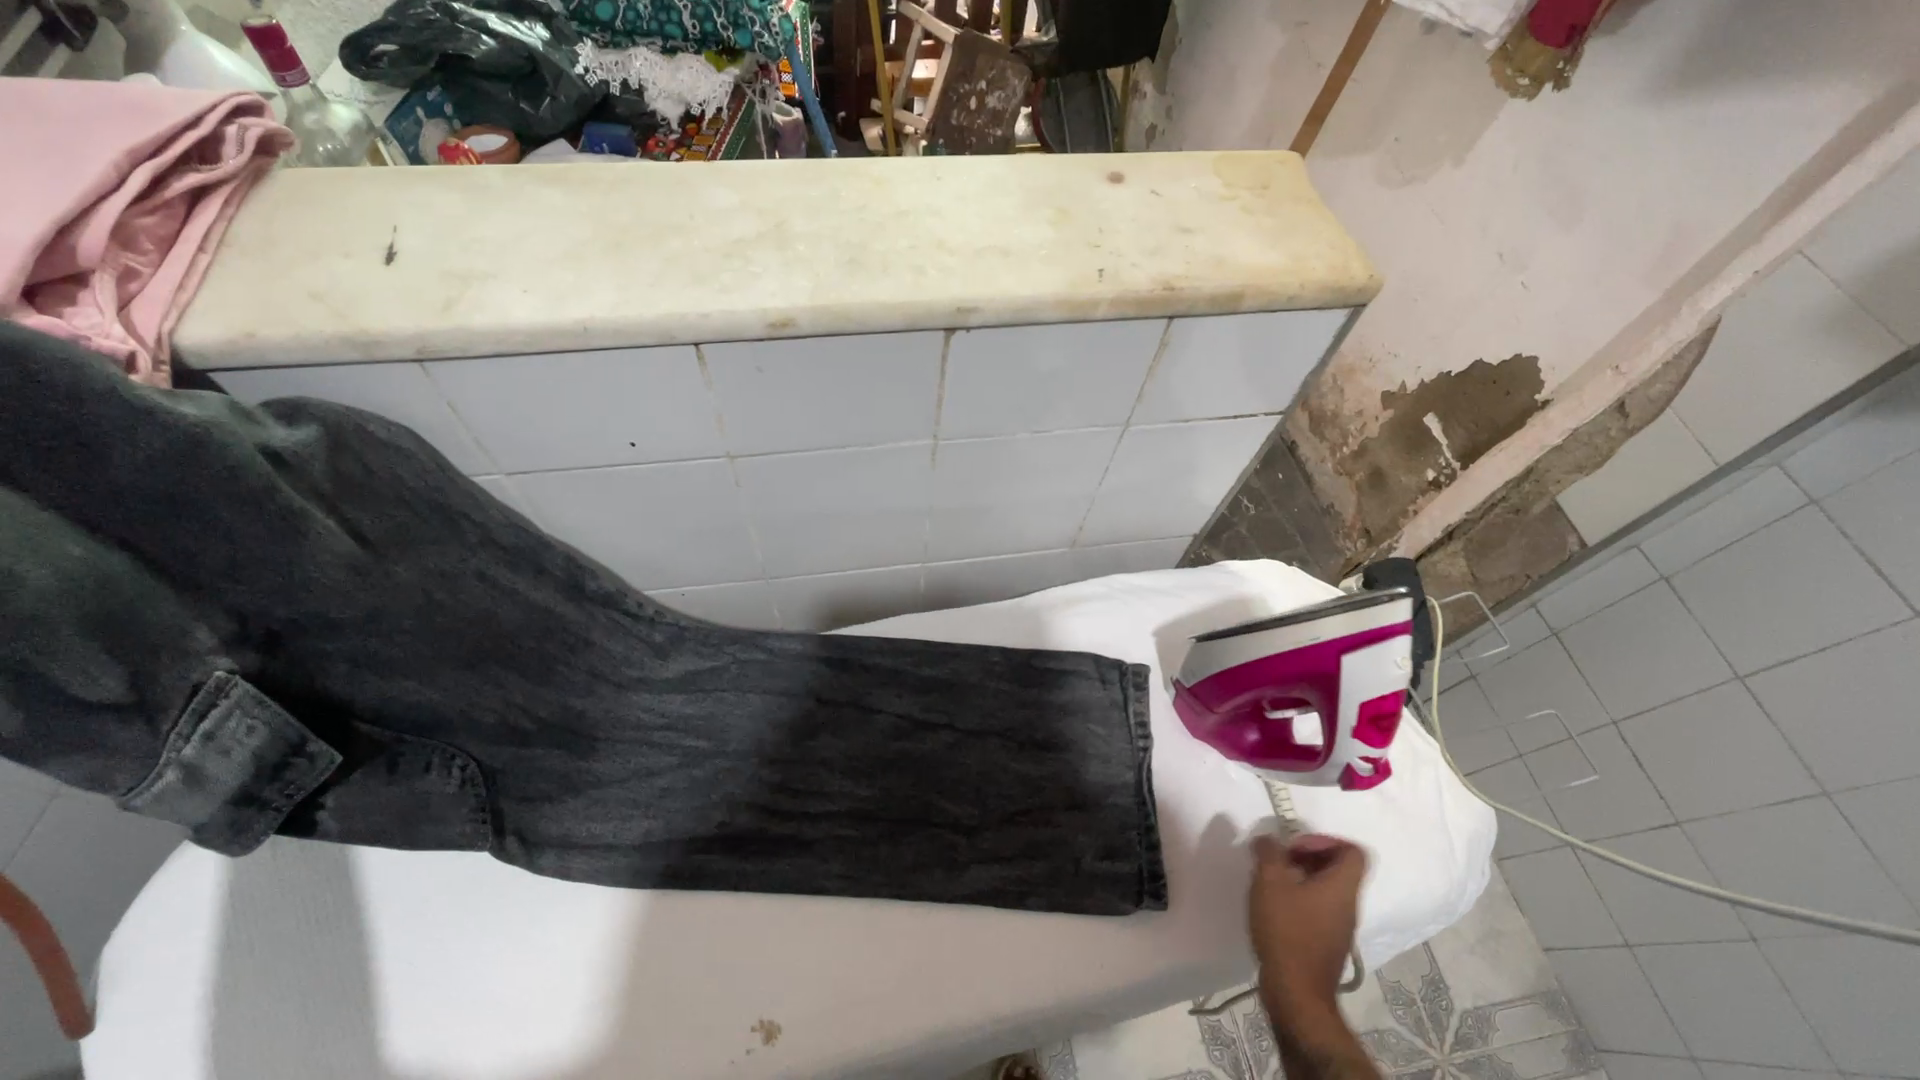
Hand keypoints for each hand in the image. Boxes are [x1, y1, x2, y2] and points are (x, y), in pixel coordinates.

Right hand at [1248, 832, 1366, 1013]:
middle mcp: (1348, 905)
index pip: (1353, 851)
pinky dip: (1299, 901)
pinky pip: (1319, 910)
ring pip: (1327, 891)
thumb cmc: (1287, 931)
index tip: (1295, 847)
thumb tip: (1269, 840)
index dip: (1326, 841)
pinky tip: (1273, 910)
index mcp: (1342, 886)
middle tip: (1279, 862)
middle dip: (1307, 858)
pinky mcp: (1326, 944)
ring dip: (1300, 879)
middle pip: (1338, 869)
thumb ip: (1269, 853)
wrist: (1296, 992)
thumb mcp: (1270, 883)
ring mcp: (1340, 927)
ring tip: (1271, 884)